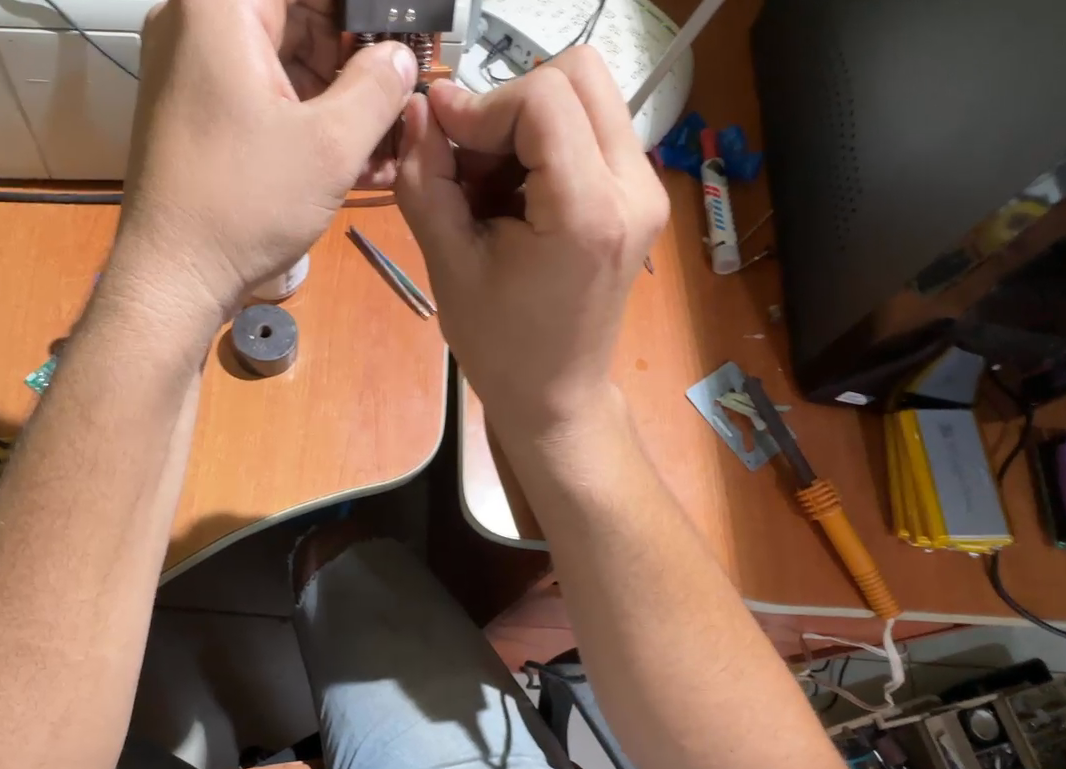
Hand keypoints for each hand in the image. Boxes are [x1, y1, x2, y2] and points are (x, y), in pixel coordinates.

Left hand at [109, 0, 418, 321]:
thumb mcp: (330, 146)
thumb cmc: (243, 207)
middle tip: (398, 91)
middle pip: (296, 14)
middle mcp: (197, 25)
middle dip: (354, 53)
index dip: (360, 11)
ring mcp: (193, 73)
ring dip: (338, 95)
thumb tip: (400, 57)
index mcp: (221, 7)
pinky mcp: (199, 116)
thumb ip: (377, 87)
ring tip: (385, 137)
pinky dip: (307, 119)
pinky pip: (264, 98)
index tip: (398, 37)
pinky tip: (353, 155)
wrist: (174, 277)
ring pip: (283, 60)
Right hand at [396, 49, 668, 441]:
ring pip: (587, 95)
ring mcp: (645, 189)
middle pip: (577, 74)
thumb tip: (420, 110)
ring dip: (527, 123)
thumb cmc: (500, 348)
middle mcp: (634, 187)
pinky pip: (593, 130)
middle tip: (472, 160)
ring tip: (491, 187)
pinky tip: (516, 197)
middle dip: (510, 104)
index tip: (442, 140)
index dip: (481, 106)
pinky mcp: (639, 196)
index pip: (542, 97)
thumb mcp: (449, 267)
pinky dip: (547, 144)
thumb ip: (426, 180)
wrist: (555, 397)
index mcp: (588, 212)